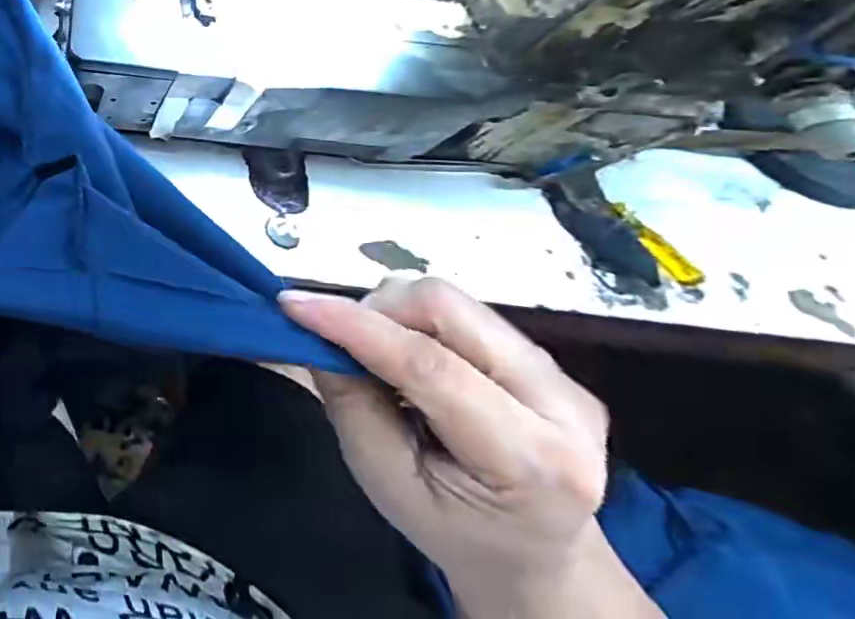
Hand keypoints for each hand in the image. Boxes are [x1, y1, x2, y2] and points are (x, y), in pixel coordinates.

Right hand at [279, 278, 634, 616]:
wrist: (532, 554)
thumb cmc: (451, 527)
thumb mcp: (384, 479)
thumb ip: (350, 404)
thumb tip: (313, 335)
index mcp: (534, 462)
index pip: (431, 366)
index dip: (353, 325)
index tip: (291, 304)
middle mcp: (564, 406)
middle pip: (450, 308)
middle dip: (376, 308)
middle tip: (340, 340)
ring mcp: (560, 376)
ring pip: (452, 300)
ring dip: (393, 311)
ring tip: (377, 356)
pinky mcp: (543, 358)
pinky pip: (460, 309)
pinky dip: (413, 319)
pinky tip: (408, 357)